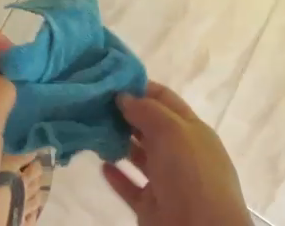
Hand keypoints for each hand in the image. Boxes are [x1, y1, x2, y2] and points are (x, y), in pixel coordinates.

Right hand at [105, 82, 253, 225]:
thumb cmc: (192, 176)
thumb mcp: (173, 131)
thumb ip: (146, 109)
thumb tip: (123, 96)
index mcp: (192, 130)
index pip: (164, 99)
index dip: (139, 86)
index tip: (109, 79)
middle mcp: (180, 153)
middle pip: (149, 126)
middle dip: (124, 112)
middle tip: (93, 101)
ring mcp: (167, 182)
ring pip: (138, 155)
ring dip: (118, 142)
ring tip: (92, 129)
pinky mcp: (152, 206)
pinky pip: (131, 186)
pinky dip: (116, 174)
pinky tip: (101, 164)